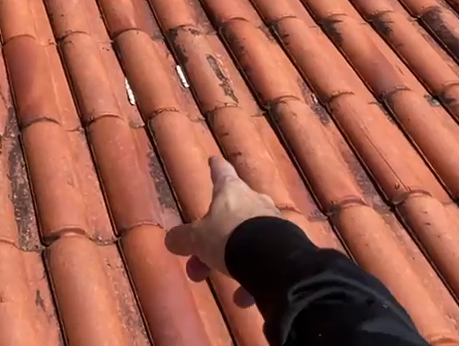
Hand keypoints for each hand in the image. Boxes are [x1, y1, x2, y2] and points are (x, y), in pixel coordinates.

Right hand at [166, 156, 280, 300]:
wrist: (274, 263)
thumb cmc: (229, 238)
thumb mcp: (198, 240)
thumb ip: (184, 239)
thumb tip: (170, 240)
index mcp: (230, 191)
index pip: (221, 172)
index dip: (216, 168)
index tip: (213, 160)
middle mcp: (253, 201)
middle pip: (230, 213)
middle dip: (213, 237)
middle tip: (197, 262)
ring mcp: (273, 223)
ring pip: (247, 238)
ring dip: (232, 259)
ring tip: (223, 285)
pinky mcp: (288, 247)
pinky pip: (265, 259)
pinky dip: (253, 277)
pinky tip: (244, 298)